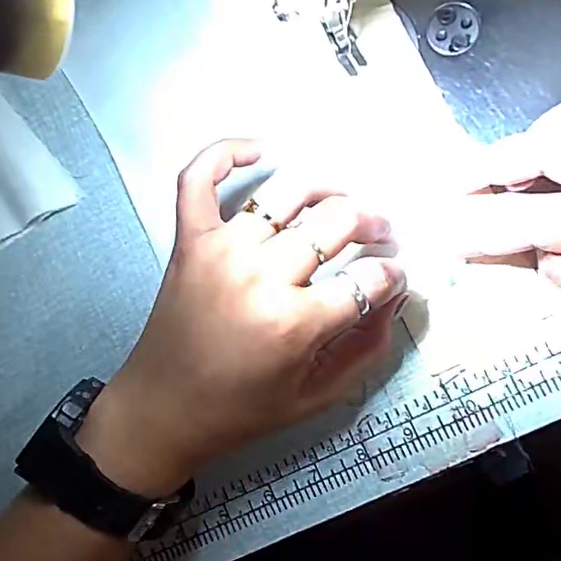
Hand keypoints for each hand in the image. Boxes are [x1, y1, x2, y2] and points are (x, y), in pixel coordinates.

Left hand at [78, 140, 408, 494]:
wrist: (165, 409)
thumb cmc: (245, 408)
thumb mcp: (320, 394)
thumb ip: (367, 346)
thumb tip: (395, 294)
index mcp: (295, 324)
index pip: (368, 277)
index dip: (393, 274)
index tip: (393, 277)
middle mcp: (260, 277)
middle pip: (337, 221)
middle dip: (373, 224)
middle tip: (380, 234)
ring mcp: (220, 250)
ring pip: (287, 192)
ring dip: (327, 188)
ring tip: (341, 201)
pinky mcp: (189, 240)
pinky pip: (200, 178)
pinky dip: (226, 153)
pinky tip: (259, 150)